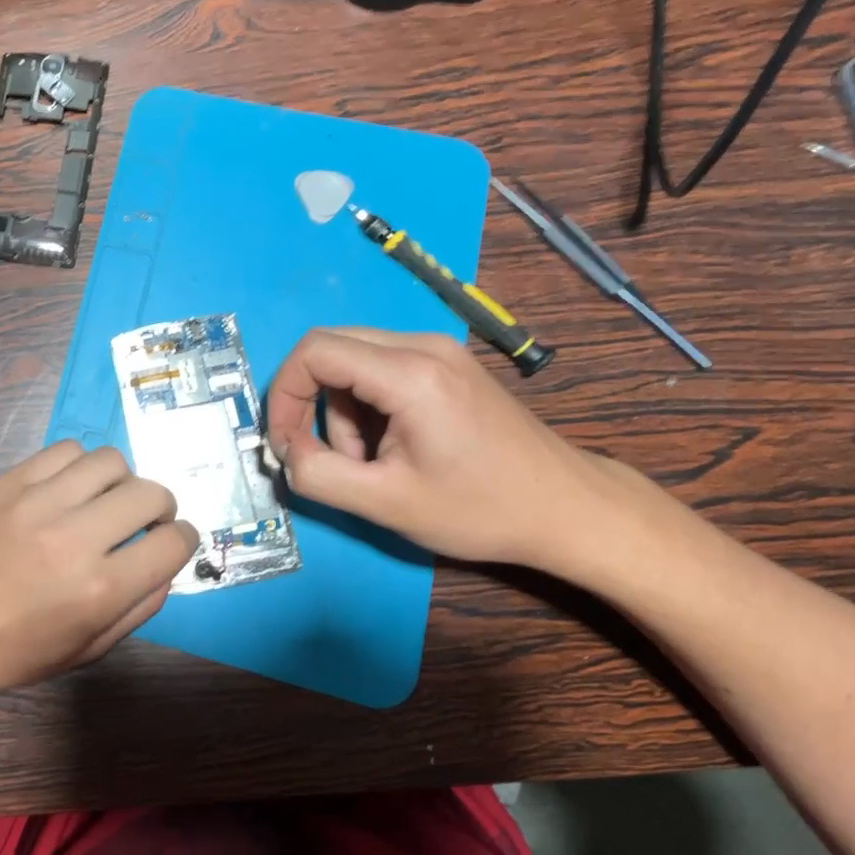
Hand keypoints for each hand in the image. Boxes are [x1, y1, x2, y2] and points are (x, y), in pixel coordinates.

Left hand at [0, 443, 198, 704]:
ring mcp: (40, 502)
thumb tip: (165, 565)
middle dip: (161, 507)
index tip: (173, 540)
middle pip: (150, 493)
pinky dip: (79, 465)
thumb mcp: (84, 650)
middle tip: (145, 520)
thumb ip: (137, 609)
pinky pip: (65, 450)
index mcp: (99, 590)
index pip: (173, 543)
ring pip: (110, 461)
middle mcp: (76, 538)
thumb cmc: (9, 652)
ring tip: (105, 499)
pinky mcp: (11, 481)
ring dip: (121, 480)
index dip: (183, 539)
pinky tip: (69, 487)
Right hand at [265, 328, 659, 574]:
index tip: (286, 443)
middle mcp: (423, 345)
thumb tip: (285, 453)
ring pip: (353, 358)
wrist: (570, 510)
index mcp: (410, 373)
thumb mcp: (387, 504)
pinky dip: (366, 403)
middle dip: (309, 401)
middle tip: (318, 453)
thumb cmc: (480, 509)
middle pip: (330, 348)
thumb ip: (319, 476)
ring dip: (341, 409)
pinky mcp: (448, 364)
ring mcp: (439, 350)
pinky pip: (380, 366)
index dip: (284, 393)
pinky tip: (390, 445)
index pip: (314, 351)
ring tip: (366, 461)